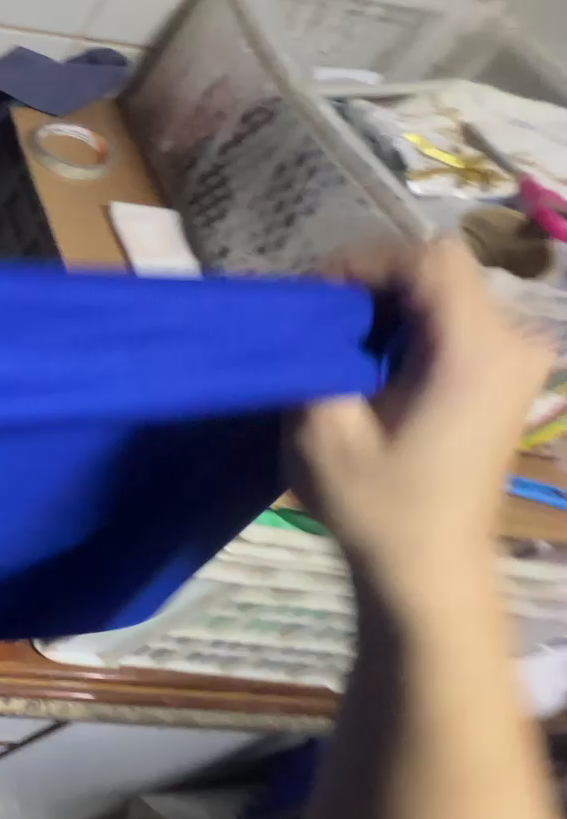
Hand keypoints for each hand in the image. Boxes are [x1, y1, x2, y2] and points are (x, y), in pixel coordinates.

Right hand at [289, 239, 553, 590]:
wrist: (428, 556)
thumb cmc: (375, 501)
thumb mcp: (322, 435)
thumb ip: (317, 368)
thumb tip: (304, 327)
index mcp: (474, 353)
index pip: (433, 262)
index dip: (366, 263)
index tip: (311, 296)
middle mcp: (511, 343)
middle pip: (442, 274)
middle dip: (369, 287)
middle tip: (310, 324)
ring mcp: (514, 360)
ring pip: (446, 297)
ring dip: (383, 310)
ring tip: (330, 345)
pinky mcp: (501, 376)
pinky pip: (452, 325)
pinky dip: (403, 330)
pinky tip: (364, 364)